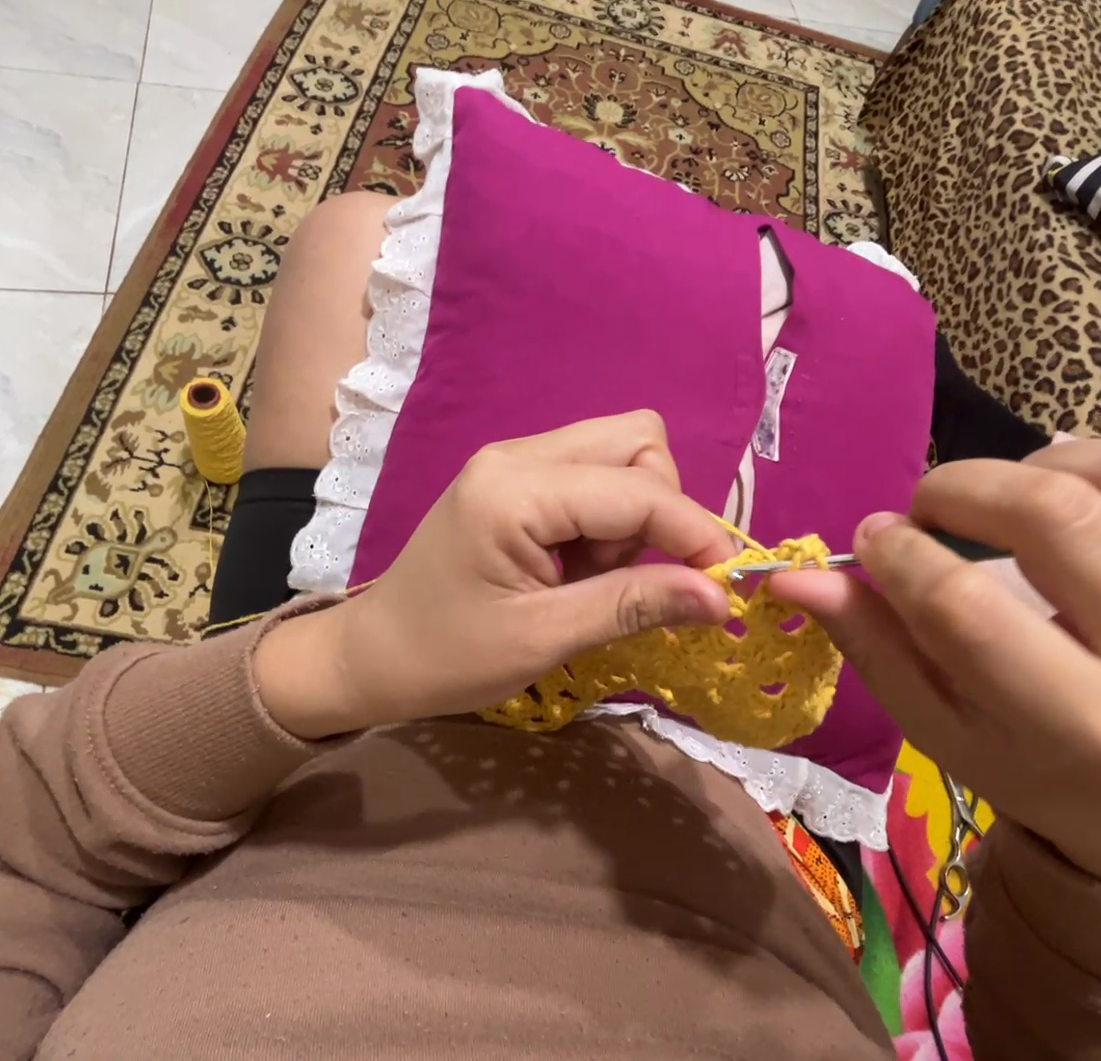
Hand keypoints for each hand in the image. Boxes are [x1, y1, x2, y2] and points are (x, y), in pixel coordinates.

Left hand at [255, 412, 733, 739]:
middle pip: (636, 441)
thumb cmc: (447, 658)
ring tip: (599, 577)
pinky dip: (609, 518)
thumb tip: (720, 596)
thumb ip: (634, 604)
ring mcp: (513, 461)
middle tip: (638, 577)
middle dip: (662, 509)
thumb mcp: (544, 639)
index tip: (728, 587)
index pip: (638, 489)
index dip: (696, 534)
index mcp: (515, 490)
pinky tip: (581, 567)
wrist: (372, 657)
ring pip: (619, 452)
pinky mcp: (514, 479)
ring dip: (636, 514)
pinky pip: (591, 476)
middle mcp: (517, 455)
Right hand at [771, 442, 1100, 889]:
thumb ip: (869, 642)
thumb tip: (790, 576)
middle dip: (967, 489)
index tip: (872, 538)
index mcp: (1091, 733)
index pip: (968, 609)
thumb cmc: (1029, 765)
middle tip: (933, 505)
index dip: (900, 554)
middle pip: (1066, 521)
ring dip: (1060, 464)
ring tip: (1024, 492)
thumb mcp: (935, 722)